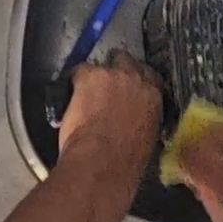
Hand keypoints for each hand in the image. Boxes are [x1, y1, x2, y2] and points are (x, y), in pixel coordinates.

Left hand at [57, 51, 162, 171]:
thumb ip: (143, 119)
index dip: (137, 79)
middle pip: (126, 60)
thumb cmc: (127, 160)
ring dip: (94, 75)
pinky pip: (79, 71)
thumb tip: (134, 119)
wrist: (102, 160)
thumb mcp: (147, 137)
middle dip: (116, 69)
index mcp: (154, 97)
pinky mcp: (89, 76)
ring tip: (84, 92)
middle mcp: (136, 79)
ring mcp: (112, 75)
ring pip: (101, 64)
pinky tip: (68, 95)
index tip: (129, 86)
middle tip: (105, 84)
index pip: (150, 75)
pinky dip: (73, 82)